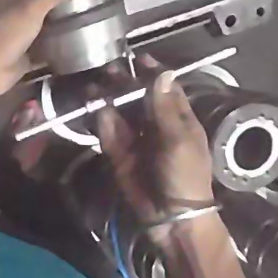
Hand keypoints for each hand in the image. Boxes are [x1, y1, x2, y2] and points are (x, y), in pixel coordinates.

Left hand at [0, 0, 97, 107]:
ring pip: (46, 20)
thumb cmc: (4, 33)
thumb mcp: (33, 5)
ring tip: (93, 9)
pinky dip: (62, 42)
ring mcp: (20, 30)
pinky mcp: (27, 52)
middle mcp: (13, 6)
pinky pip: (48, 44)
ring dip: (64, 17)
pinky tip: (83, 39)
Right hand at [96, 65, 215, 244]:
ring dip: (108, 101)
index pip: (165, 89)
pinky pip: (110, 136)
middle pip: (138, 99)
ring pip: (120, 115)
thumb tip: (161, 72)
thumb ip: (166, 108)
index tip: (136, 57)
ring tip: (92, 85)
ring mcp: (138, 143)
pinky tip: (95, 110)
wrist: (174, 220)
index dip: (151, 73)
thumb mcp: (179, 140)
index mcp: (180, 120)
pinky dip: (103, 124)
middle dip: (123, 84)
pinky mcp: (121, 159)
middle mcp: (157, 127)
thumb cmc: (186, 177)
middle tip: (105, 68)